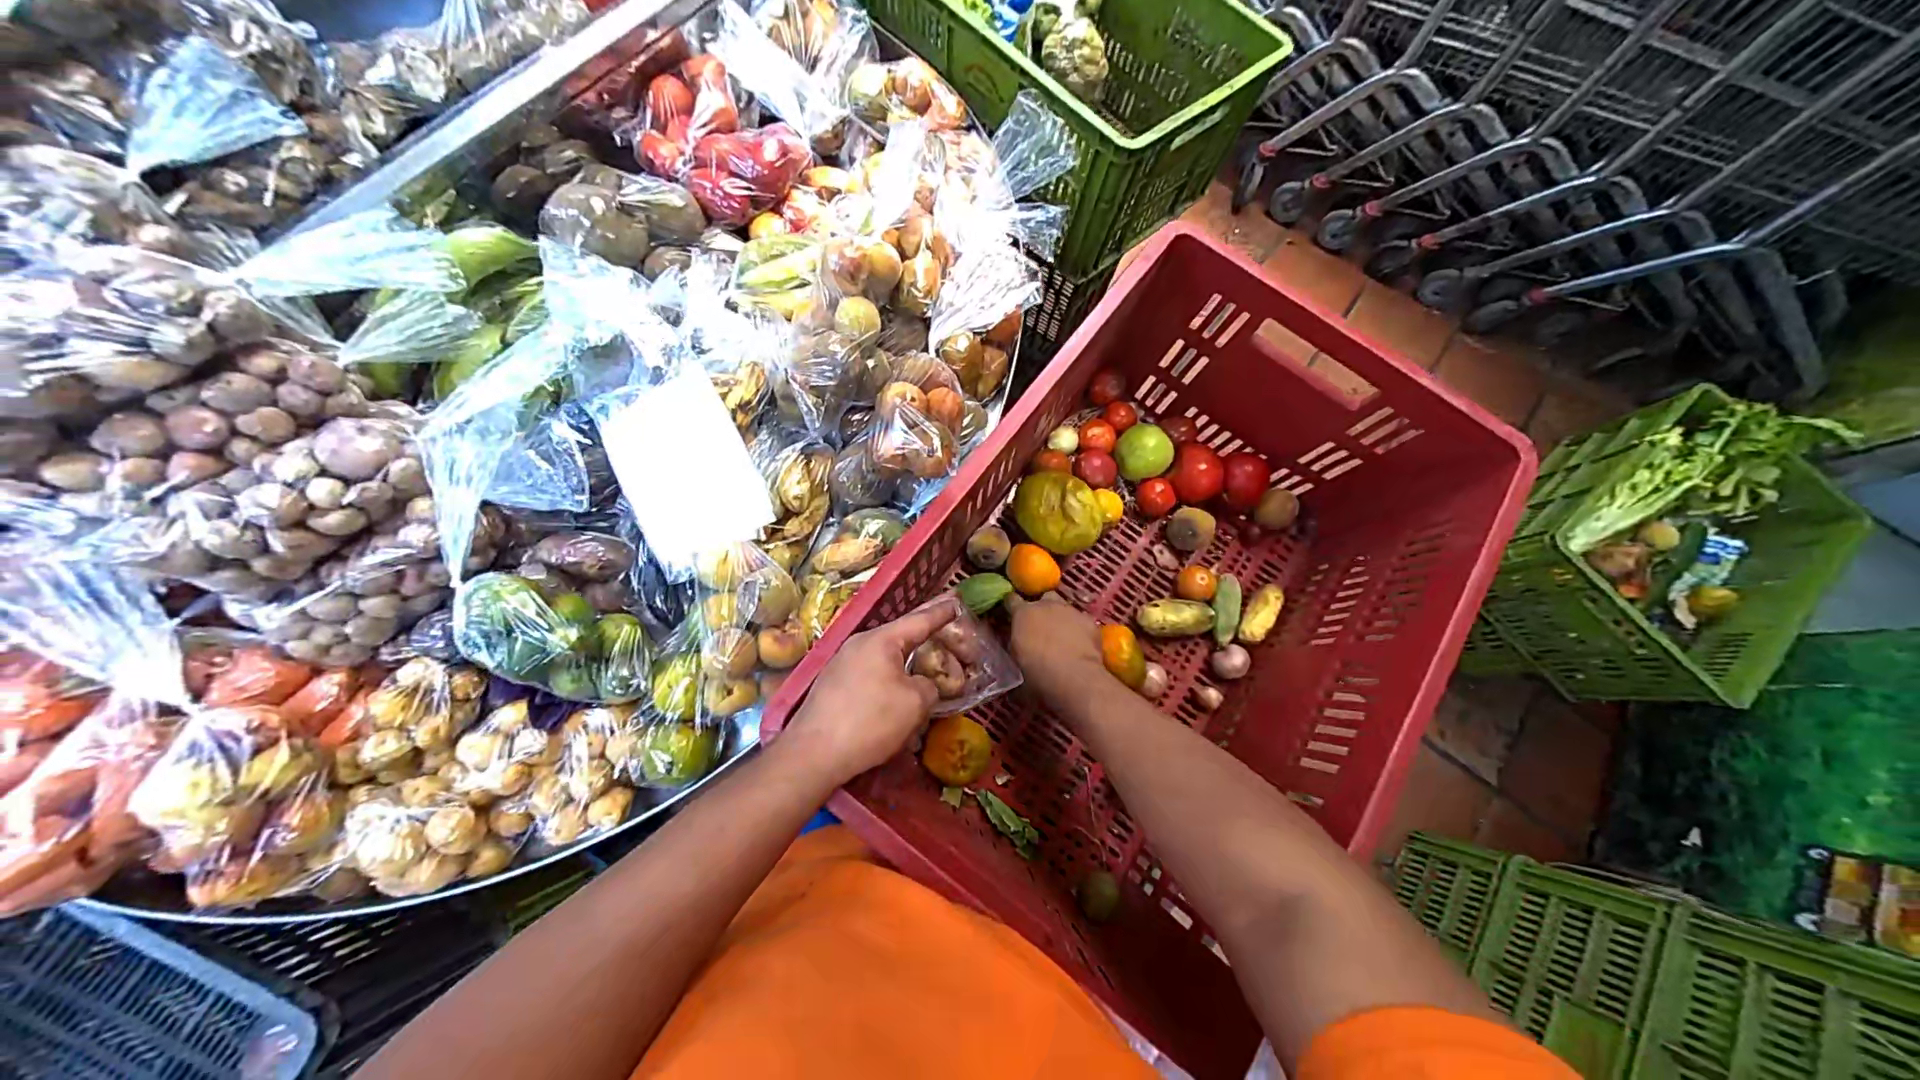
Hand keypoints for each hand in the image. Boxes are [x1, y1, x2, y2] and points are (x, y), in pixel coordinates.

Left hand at [773, 597, 958, 787]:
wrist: (813, 753)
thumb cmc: (870, 721)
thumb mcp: (915, 704)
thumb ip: (929, 686)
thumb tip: (923, 685)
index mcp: (880, 640)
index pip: (919, 620)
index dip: (941, 612)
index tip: (956, 601)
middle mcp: (858, 644)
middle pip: (899, 637)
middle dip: (923, 637)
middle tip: (945, 630)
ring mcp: (842, 664)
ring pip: (884, 659)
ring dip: (905, 664)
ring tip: (924, 667)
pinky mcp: (833, 685)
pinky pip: (870, 675)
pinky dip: (888, 681)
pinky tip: (895, 696)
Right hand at [1006, 593, 1105, 705]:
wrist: (1073, 677)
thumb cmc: (1036, 673)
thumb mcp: (1016, 659)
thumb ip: (1015, 644)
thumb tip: (1017, 643)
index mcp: (1023, 613)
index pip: (1012, 600)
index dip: (1012, 605)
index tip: (1012, 613)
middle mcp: (1046, 605)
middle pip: (1043, 598)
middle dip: (1042, 609)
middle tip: (1042, 627)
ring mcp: (1070, 610)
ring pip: (1064, 608)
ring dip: (1062, 619)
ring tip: (1064, 638)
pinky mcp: (1089, 620)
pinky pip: (1081, 621)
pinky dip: (1079, 629)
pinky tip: (1081, 644)